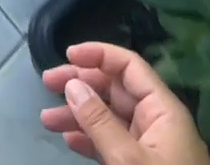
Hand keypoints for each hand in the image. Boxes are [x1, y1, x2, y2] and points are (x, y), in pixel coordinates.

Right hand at [38, 42, 209, 163]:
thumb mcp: (127, 160)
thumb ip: (98, 121)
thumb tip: (73, 84)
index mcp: (163, 111)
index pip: (129, 67)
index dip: (98, 55)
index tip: (66, 55)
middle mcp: (158, 123)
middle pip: (115, 89)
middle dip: (81, 85)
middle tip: (46, 83)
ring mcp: (151, 149)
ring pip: (109, 117)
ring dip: (78, 114)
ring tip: (47, 119)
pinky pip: (112, 143)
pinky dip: (90, 138)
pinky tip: (69, 141)